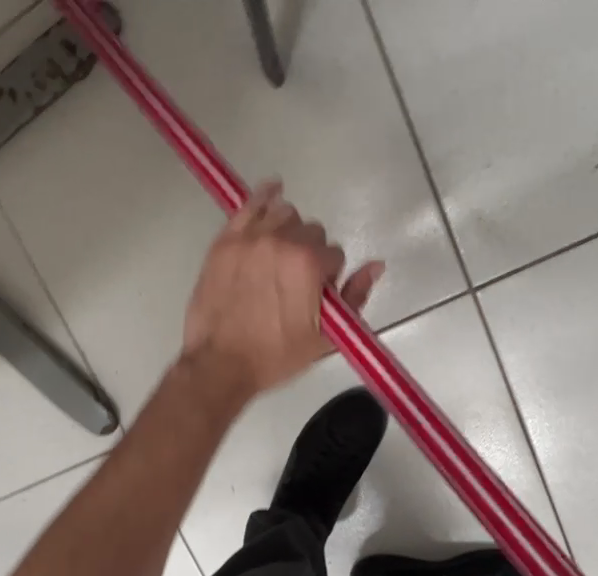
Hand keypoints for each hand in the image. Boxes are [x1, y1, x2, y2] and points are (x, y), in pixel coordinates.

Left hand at [180, 180, 382, 403]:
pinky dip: (264, 195)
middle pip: (310, 231)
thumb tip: (376, 266)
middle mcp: (281, 241)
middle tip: (295, 280)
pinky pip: (249, 204)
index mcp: (309, 264)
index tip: (315, 295)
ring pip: (282, 213)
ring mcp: (250, 238)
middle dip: (309, 251)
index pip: (334, 253)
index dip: (328, 276)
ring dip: (288, 228)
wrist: (221, 364)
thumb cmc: (275, 356)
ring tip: (280, 254)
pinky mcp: (225, 241)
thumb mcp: (325, 337)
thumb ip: (354, 297)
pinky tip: (272, 190)